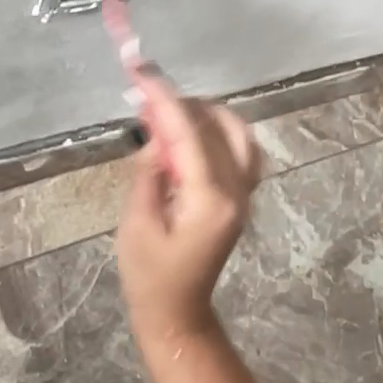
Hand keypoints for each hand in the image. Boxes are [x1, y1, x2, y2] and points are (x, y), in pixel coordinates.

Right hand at [116, 68, 261, 347]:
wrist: (178, 312)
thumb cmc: (149, 275)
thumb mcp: (136, 223)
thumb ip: (149, 172)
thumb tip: (156, 132)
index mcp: (209, 199)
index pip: (188, 132)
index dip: (163, 97)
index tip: (141, 70)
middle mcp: (236, 190)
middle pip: (216, 125)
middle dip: (180, 102)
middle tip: (144, 94)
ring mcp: (245, 193)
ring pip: (236, 132)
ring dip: (202, 113)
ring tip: (165, 111)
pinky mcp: (242, 197)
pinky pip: (241, 149)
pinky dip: (218, 130)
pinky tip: (193, 130)